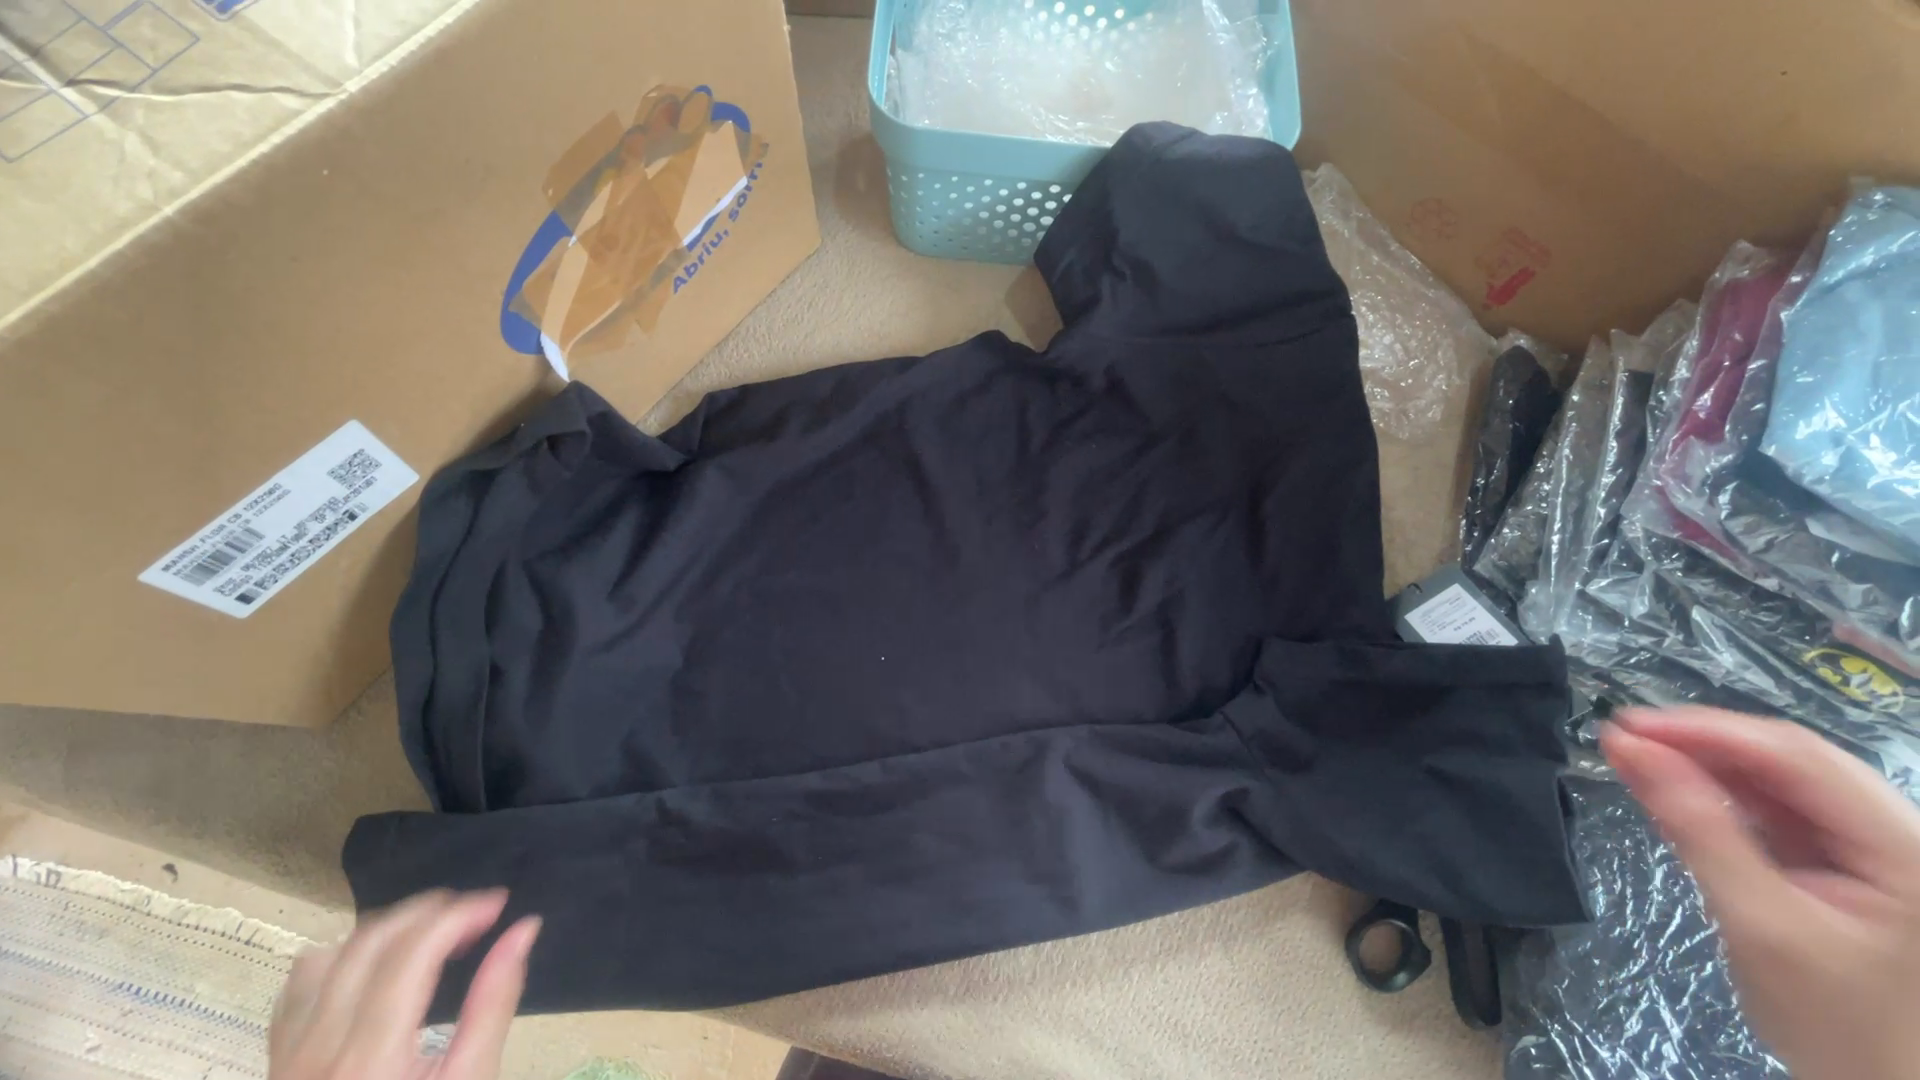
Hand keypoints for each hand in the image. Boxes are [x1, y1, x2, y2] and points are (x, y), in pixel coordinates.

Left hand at [270, 889, 539, 1079]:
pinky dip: (341, 958)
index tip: (500, 904)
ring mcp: (287, 1058)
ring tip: (432, 938)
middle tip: (476, 916)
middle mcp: (318, 1049)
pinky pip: (298, 989)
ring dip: (385, 931)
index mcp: (372, 1057)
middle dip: (429, 912)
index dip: (460, 913)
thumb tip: (523, 928)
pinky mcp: (277, 1064)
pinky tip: (376, 968)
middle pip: (370, 942)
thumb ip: (495, 1002)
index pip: (413, 951)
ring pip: (328, 955)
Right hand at [1602, 706, 1919, 1079]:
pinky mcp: (1842, 861)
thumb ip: (1697, 829)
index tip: (1623, 725)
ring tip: (1631, 752)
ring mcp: (1872, 846)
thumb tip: (1628, 748)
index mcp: (1905, 847)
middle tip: (1619, 734)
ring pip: (1779, 778)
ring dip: (1704, 761)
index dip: (1708, 730)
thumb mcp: (1758, 922)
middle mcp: (1897, 832)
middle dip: (1701, 740)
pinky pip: (1775, 807)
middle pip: (1792, 760)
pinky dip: (1717, 791)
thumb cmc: (1833, 1018)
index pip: (1798, 758)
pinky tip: (1669, 783)